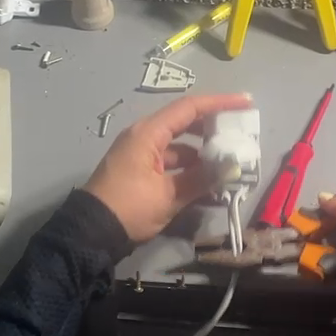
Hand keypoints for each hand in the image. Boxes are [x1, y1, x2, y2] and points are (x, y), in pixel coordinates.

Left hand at [83, 93, 254, 242]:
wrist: (91, 234)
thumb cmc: (129, 207)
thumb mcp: (168, 195)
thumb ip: (201, 178)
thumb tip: (230, 167)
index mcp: (148, 133)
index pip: (189, 108)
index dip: (219, 103)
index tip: (245, 102)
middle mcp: (144, 136)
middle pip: (184, 122)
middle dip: (212, 127)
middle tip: (238, 133)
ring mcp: (140, 154)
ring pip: (178, 145)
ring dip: (202, 153)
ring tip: (228, 164)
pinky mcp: (139, 171)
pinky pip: (170, 162)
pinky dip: (189, 169)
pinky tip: (207, 183)